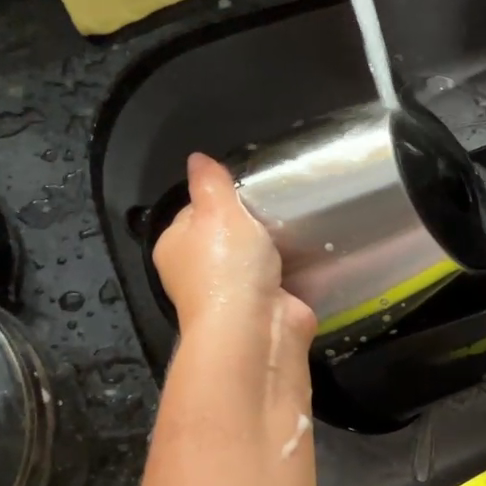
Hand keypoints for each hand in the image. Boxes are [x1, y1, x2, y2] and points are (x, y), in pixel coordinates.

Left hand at [155, 154, 315, 345]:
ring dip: (275, 251)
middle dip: (252, 226)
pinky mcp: (266, 309)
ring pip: (256, 261)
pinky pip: (281, 282)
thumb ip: (210, 183)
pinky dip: (294, 273)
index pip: (195, 212)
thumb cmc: (227, 265)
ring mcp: (234, 295)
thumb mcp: (216, 211)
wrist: (257, 327)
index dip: (220, 199)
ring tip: (299, 230)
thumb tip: (197, 158)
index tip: (249, 191)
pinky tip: (310, 258)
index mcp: (175, 247)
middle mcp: (199, 273)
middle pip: (227, 237)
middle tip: (280, 208)